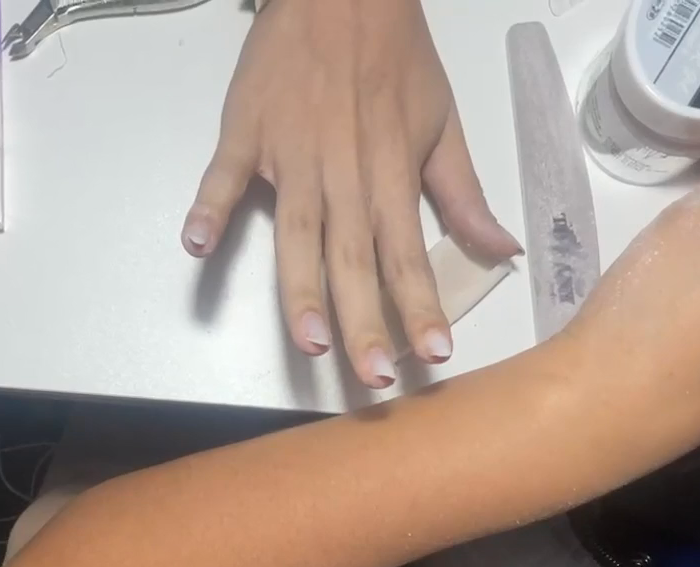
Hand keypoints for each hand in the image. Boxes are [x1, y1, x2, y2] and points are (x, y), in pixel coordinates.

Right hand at [184, 0, 520, 388]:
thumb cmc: (393, 57)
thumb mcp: (442, 123)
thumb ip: (463, 195)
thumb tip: (501, 249)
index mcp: (391, 173)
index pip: (408, 253)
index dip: (423, 306)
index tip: (435, 354)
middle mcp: (345, 174)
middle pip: (354, 259)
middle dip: (366, 321)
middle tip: (374, 377)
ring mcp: (293, 154)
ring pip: (298, 231)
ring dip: (301, 288)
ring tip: (310, 342)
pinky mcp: (248, 132)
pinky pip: (226, 173)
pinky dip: (210, 204)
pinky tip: (197, 243)